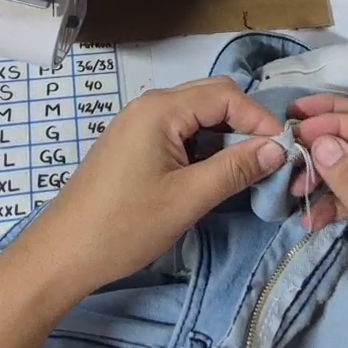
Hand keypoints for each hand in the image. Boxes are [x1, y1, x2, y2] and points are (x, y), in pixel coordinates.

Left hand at [8, 76, 284, 302]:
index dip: (259, 119)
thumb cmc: (124, 225)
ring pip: (197, 115)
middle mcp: (151, 105)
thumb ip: (235, 168)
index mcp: (161, 109)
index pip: (226, 95)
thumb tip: (278, 149)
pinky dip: (204, 146)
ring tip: (247, 170)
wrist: (63, 253)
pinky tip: (214, 173)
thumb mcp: (188, 198)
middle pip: (212, 97)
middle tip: (269, 159)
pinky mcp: (135, 142)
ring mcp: (140, 122)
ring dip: (225, 136)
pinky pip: (180, 131)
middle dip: (245, 123)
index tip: (283, 151)